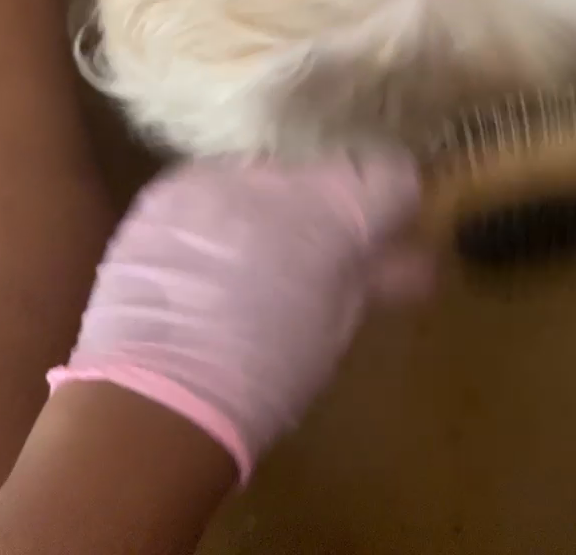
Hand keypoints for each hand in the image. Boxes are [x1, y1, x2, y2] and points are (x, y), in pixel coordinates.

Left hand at [49, 155, 419, 483]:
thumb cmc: (270, 371)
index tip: (384, 232)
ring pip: (271, 176)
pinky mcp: (171, 189)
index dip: (394, 203)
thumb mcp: (342, 321)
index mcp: (342, 208)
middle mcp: (288, 175)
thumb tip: (423, 261)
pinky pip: (215, 187)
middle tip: (312, 257)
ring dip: (273, 208)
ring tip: (251, 263)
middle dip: (329, 207)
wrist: (152, 403)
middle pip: (330, 172)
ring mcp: (223, 177)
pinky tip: (207, 261)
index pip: (394, 173)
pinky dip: (221, 214)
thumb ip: (382, 275)